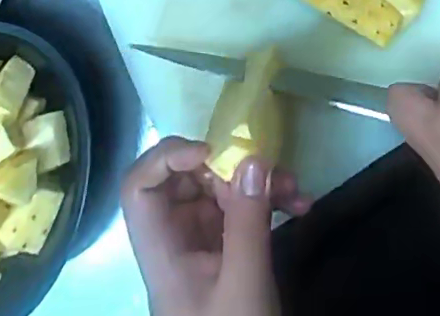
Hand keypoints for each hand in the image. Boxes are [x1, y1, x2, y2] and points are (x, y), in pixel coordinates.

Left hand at [121, 137, 311, 315]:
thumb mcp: (245, 286)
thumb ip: (247, 220)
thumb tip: (251, 158)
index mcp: (161, 251)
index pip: (139, 187)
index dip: (165, 158)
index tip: (209, 153)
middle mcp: (176, 242)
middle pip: (183, 181)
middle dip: (226, 167)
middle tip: (263, 170)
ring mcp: (202, 248)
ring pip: (218, 191)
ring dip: (257, 182)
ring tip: (294, 187)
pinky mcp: (228, 255)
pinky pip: (242, 211)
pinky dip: (268, 202)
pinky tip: (300, 205)